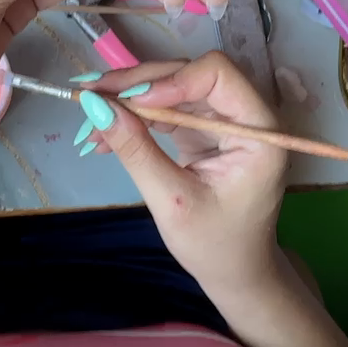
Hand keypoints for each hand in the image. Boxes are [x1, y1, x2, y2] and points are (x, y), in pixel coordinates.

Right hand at [81, 52, 288, 290]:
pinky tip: (102, 131)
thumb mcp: (173, 202)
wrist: (235, 273)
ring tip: (88, 113)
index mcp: (258, 130)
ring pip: (169, 85)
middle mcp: (243, 114)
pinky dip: (132, 115)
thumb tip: (95, 106)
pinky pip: (162, 106)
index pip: (216, 74)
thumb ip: (137, 152)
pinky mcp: (200, 126)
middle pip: (186, 73)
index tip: (132, 103)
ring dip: (127, 97)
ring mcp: (220, 118)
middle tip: (90, 95)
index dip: (172, 81)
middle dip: (137, 84)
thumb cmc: (216, 245)